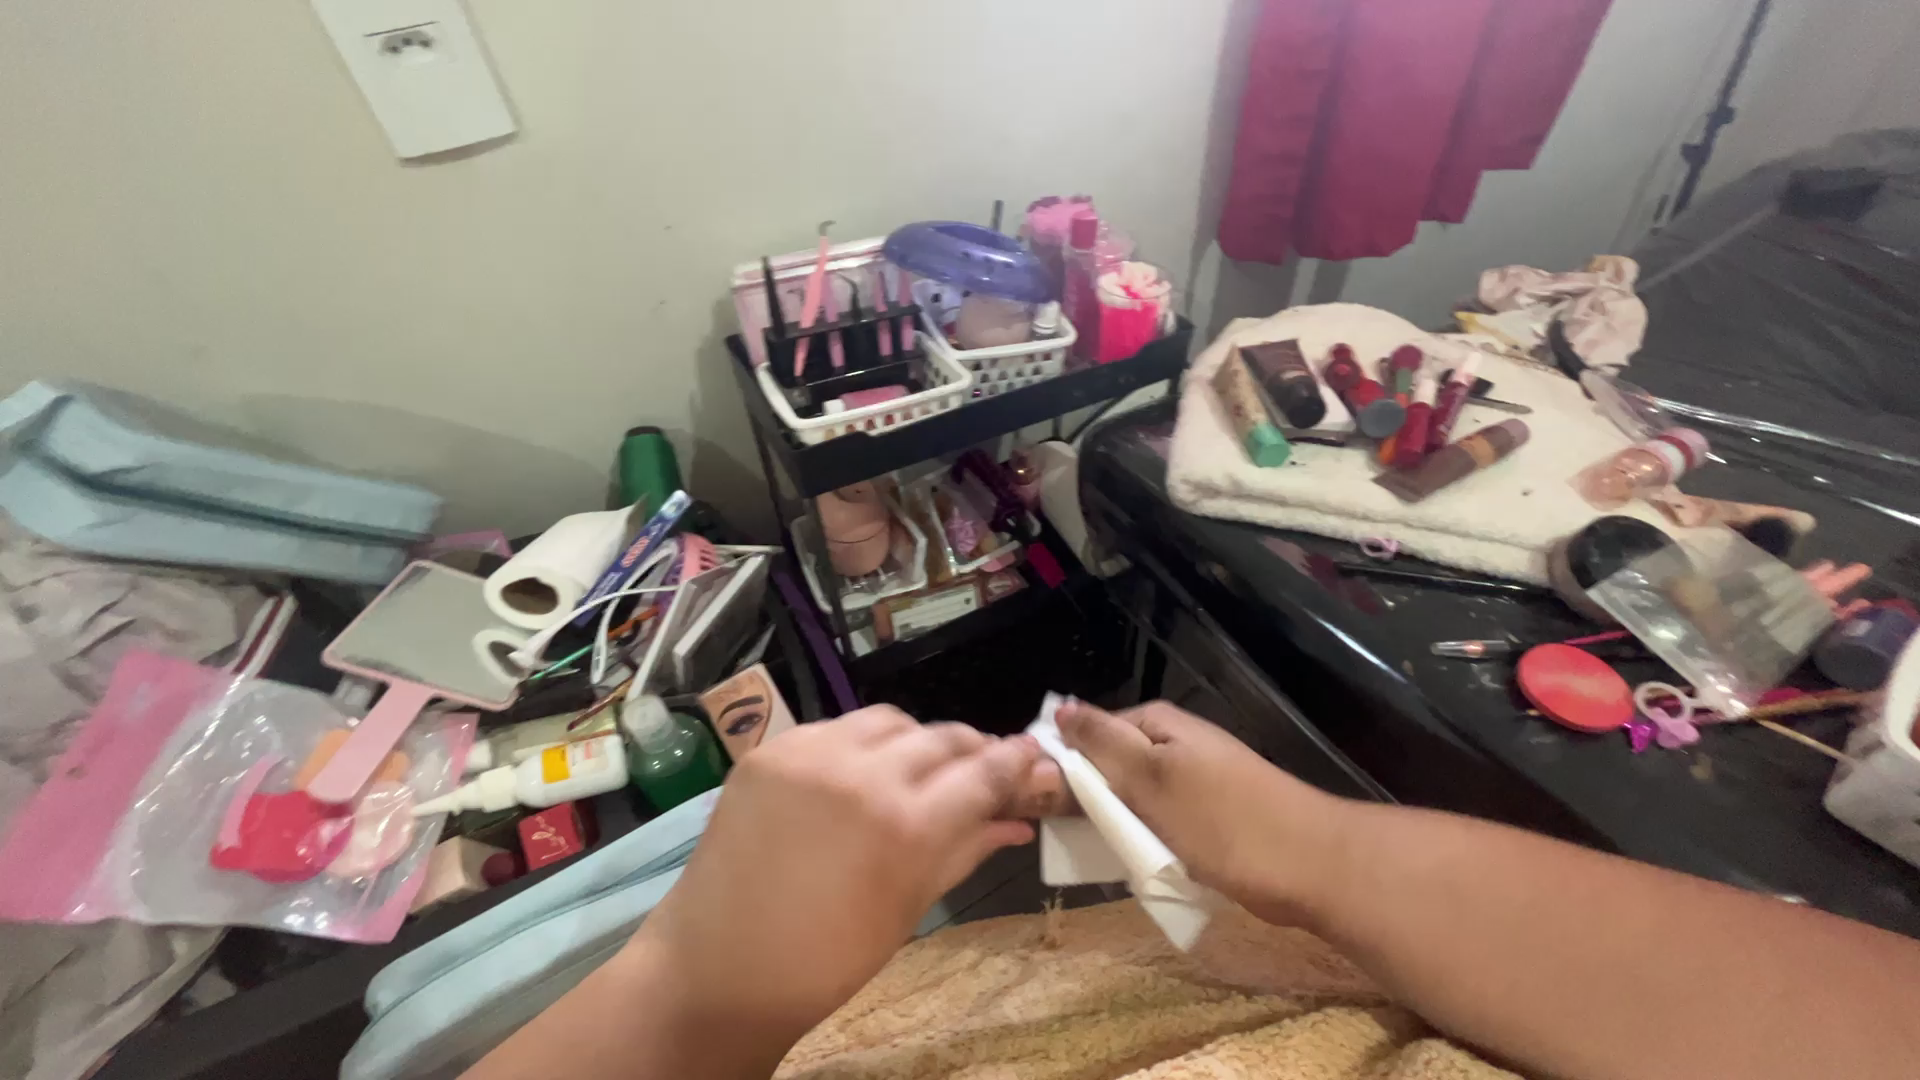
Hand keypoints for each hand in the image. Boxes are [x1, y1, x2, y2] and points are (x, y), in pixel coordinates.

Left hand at [629, 706, 1045, 1040]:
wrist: (717, 967)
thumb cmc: (826, 959)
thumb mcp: (909, 907)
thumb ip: (967, 849)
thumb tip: (1017, 819)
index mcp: (905, 827)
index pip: (984, 773)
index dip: (1016, 762)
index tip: (1033, 756)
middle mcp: (863, 774)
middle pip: (943, 737)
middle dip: (972, 750)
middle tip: (981, 767)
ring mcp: (811, 753)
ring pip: (892, 720)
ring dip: (917, 740)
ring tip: (918, 770)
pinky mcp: (773, 746)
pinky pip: (838, 728)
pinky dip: (862, 745)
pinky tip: (859, 773)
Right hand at [1045, 700, 1341, 924]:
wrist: (1309, 866)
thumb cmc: (1221, 818)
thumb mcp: (1149, 776)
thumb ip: (1102, 741)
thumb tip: (1060, 708)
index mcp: (1158, 724)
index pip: (1092, 731)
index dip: (1067, 760)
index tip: (1043, 798)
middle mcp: (1174, 744)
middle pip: (1112, 765)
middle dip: (1091, 795)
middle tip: (1066, 832)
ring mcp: (1193, 781)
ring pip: (1134, 798)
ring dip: (1118, 821)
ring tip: (1098, 851)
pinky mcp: (1207, 817)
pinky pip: (1159, 822)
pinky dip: (1146, 839)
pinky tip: (1136, 860)